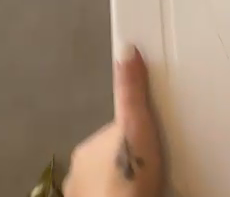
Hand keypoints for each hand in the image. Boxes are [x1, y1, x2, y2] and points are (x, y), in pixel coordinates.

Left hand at [66, 48, 163, 196]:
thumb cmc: (129, 173)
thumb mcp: (136, 125)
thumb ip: (131, 92)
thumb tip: (127, 48)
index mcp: (86, 148)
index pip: (115, 131)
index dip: (136, 132)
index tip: (152, 140)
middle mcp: (76, 172)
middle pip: (110, 154)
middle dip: (128, 155)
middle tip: (153, 160)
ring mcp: (79, 196)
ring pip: (107, 179)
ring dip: (123, 177)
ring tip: (147, 180)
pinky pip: (108, 195)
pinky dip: (120, 194)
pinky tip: (138, 193)